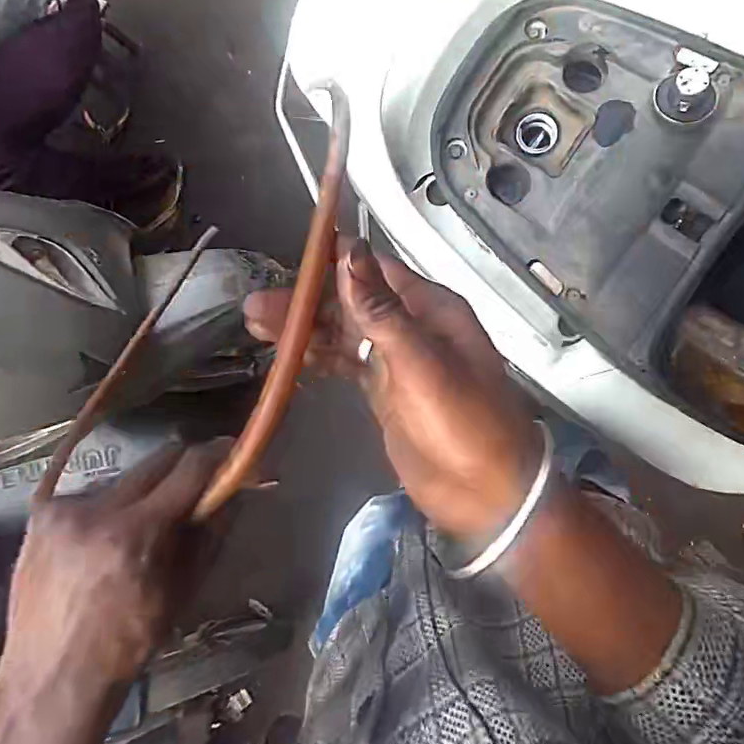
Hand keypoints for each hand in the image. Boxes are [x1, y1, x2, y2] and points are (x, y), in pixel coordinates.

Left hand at [0, 439, 231, 687]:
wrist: (48, 681)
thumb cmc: (126, 643)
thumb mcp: (184, 588)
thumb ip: (213, 530)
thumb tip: (236, 485)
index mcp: (137, 533)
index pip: (192, 467)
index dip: (220, 454)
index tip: (234, 450)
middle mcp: (98, 511)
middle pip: (160, 458)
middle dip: (187, 466)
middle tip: (199, 484)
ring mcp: (64, 509)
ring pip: (129, 474)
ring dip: (149, 488)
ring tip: (148, 521)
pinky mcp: (40, 514)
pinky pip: (95, 491)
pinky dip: (114, 503)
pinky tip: (110, 532)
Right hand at [243, 240, 541, 539]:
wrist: (487, 493)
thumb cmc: (462, 420)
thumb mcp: (420, 361)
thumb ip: (381, 309)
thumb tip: (351, 250)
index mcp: (430, 309)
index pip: (376, 270)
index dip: (336, 260)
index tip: (292, 255)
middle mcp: (412, 327)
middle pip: (352, 302)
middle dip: (308, 300)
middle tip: (256, 304)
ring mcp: (397, 361)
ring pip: (344, 333)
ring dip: (305, 328)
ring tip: (256, 324)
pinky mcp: (384, 392)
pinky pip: (346, 364)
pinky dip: (318, 358)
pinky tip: (287, 355)